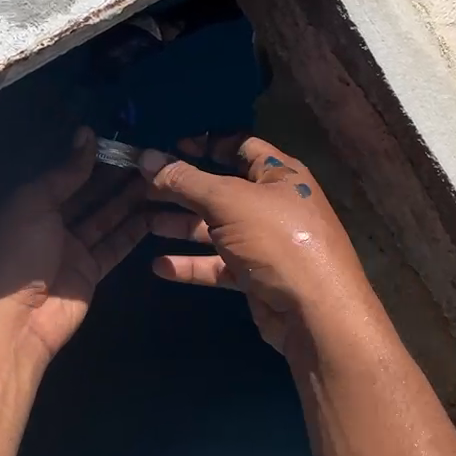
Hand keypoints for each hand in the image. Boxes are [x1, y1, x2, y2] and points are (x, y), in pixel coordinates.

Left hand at [0, 128, 150, 372]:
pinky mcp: (90, 272)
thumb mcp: (34, 203)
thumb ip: (65, 172)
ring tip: (158, 179)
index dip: (92, 159)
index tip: (122, 142)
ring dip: (128, 199)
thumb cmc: (17, 253)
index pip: (66, 175)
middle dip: (115, 177)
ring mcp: (71, 250)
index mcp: (30, 204)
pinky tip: (155, 212)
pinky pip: (114, 246)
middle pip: (88, 196)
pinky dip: (133, 231)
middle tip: (148, 158)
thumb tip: (86, 135)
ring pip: (105, 218)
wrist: (17, 319)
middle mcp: (51, 224)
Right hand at [141, 135, 374, 358]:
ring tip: (142, 222)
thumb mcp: (227, 201)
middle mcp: (271, 204)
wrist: (313, 311)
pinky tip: (160, 266)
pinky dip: (191, 264)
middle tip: (141, 186)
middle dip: (182, 188)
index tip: (165, 148)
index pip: (238, 146)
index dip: (203, 143)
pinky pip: (216, 264)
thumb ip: (185, 180)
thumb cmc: (275, 240)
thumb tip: (146, 157)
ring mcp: (262, 242)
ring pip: (214, 228)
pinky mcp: (253, 275)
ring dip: (180, 225)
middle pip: (219, 189)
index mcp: (277, 174)